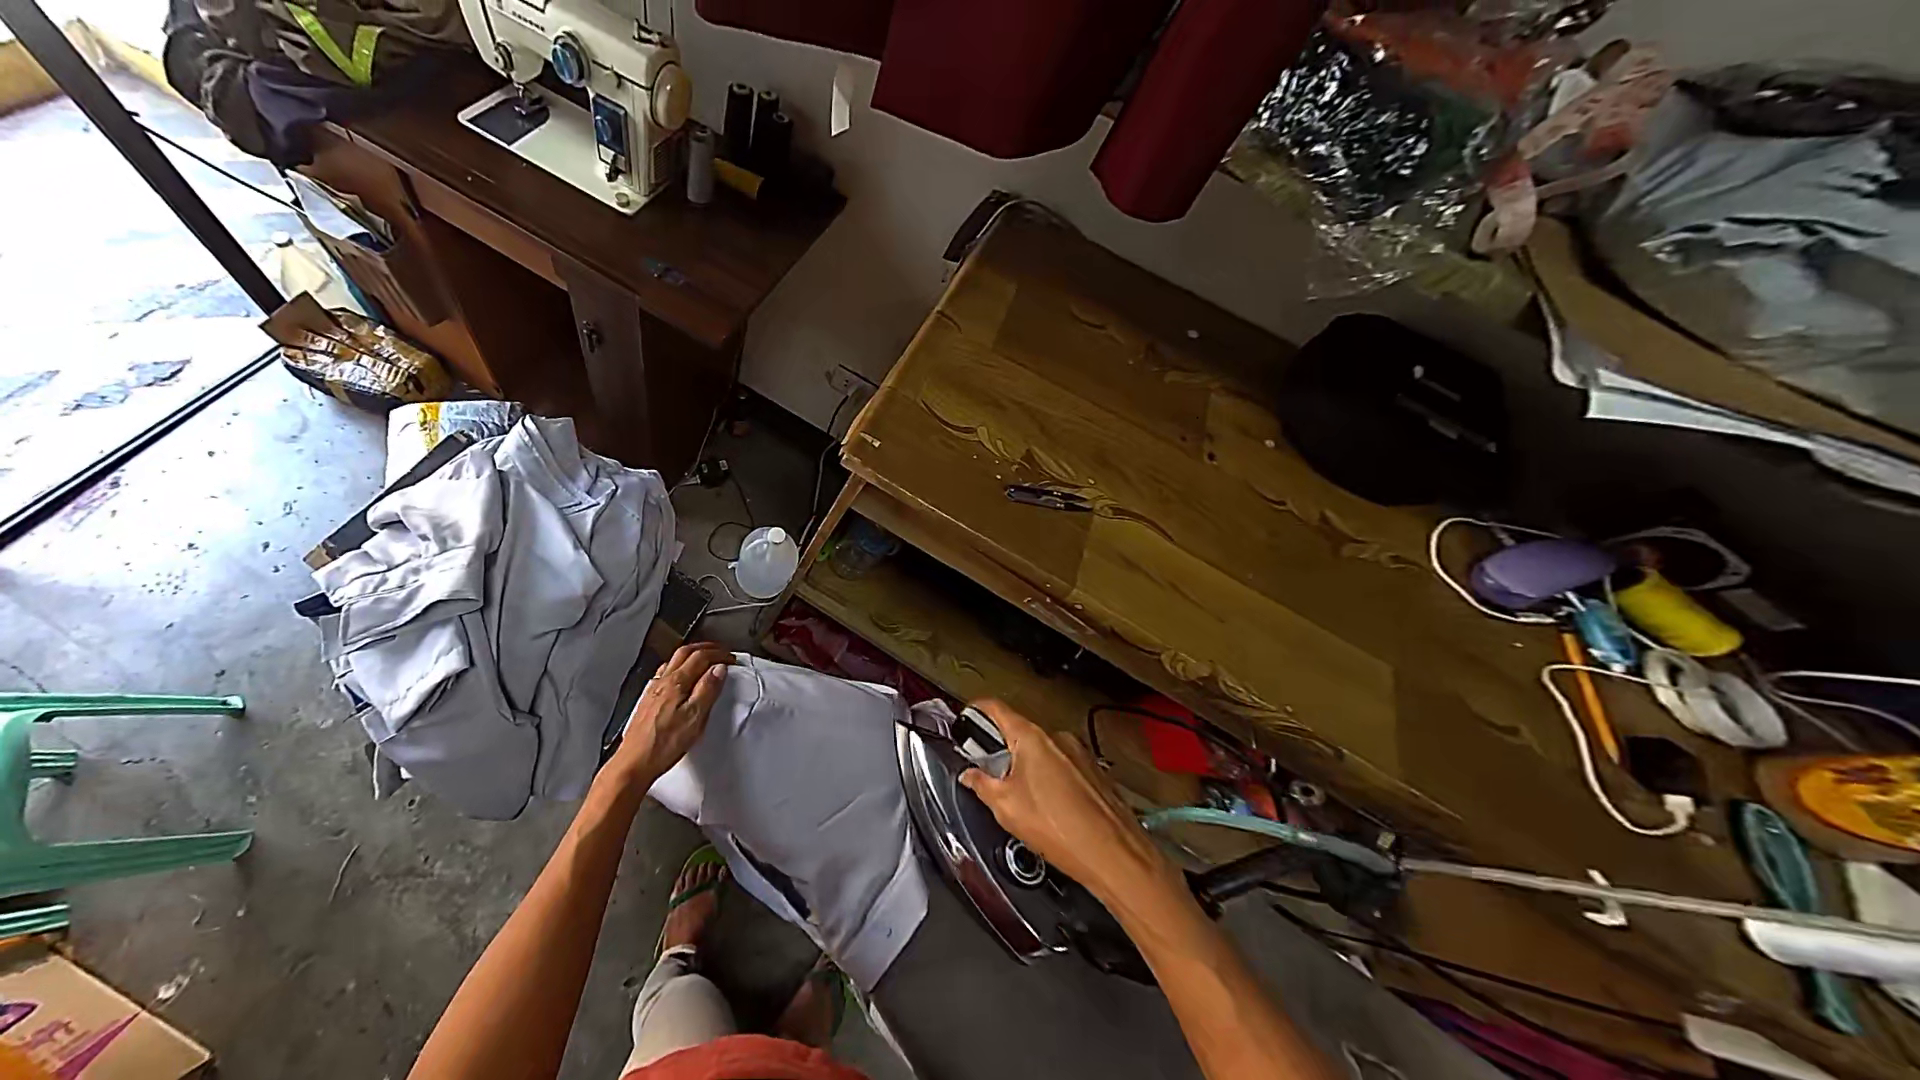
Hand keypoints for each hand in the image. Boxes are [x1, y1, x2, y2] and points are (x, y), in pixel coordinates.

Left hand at [608, 643, 730, 786]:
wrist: (634, 763)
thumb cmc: (664, 744)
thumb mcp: (695, 718)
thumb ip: (708, 690)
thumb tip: (719, 669)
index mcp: (676, 683)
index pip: (701, 657)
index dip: (719, 654)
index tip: (731, 659)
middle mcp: (662, 682)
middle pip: (684, 653)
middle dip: (705, 648)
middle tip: (720, 651)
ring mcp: (652, 691)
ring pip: (673, 661)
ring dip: (691, 655)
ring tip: (703, 659)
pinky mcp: (647, 701)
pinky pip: (663, 674)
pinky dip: (678, 667)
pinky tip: (680, 678)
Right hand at [959, 700, 1175, 901]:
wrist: (1112, 854)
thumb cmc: (1064, 830)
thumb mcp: (1005, 807)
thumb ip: (981, 784)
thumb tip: (970, 776)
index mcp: (1032, 737)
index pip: (997, 708)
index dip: (977, 709)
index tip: (967, 715)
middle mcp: (1058, 738)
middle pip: (1019, 733)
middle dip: (1002, 753)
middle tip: (990, 778)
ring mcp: (1079, 753)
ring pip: (1042, 753)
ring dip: (1028, 771)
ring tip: (1025, 805)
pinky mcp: (1093, 772)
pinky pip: (1062, 767)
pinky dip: (1050, 782)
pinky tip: (1049, 811)